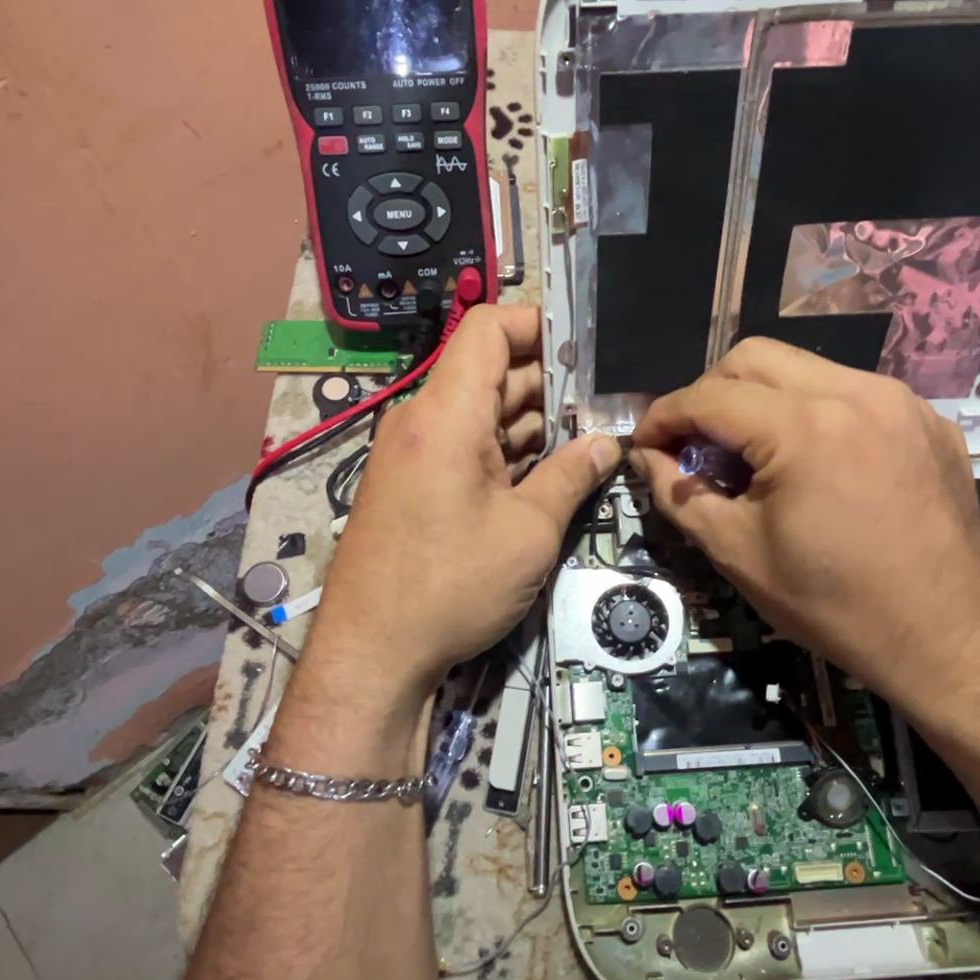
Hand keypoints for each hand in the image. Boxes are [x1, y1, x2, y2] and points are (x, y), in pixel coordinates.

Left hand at [305, 304, 620, 712]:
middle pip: (490, 372)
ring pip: (481, 413)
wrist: (372, 654)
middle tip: (607, 405)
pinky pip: (465, 447)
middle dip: (550, 383)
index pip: (488, 329)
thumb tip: (606, 445)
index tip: (587, 347)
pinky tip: (549, 472)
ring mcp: (414, 454)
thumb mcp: (528, 533)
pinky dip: (506, 451)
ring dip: (532, 422)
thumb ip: (571, 477)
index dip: (539, 324)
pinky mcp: (414, 485)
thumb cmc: (450, 588)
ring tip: (590, 439)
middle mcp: (423, 422)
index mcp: (445, 415)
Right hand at [629, 338, 979, 727]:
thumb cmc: (833, 604)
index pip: (710, 396)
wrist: (946, 636)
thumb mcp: (737, 553)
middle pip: (755, 358)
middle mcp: (855, 394)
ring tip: (752, 453)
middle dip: (709, 392)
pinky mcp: (929, 421)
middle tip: (694, 443)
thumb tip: (647, 458)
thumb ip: (681, 494)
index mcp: (804, 428)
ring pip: (806, 368)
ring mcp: (900, 402)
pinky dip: (815, 412)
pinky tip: (813, 463)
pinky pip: (853, 393)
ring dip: (762, 398)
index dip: (665, 416)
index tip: (645, 443)